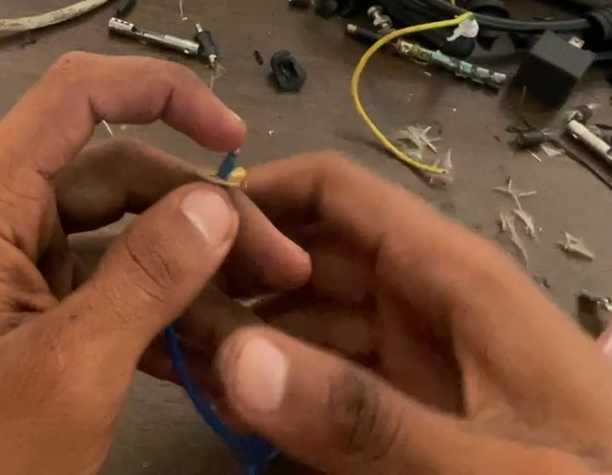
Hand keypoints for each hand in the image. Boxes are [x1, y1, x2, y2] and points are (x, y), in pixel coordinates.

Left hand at [0, 52, 308, 474]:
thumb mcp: (68, 373)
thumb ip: (145, 280)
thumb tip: (215, 202)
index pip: (76, 93)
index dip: (158, 90)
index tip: (233, 134)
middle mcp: (3, 215)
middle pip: (115, 171)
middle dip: (200, 206)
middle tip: (281, 263)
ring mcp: (17, 267)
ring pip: (121, 233)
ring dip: (190, 268)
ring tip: (262, 312)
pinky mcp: (30, 314)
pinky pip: (106, 288)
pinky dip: (158, 309)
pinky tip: (214, 351)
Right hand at [205, 153, 611, 473]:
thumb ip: (367, 422)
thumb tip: (232, 356)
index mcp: (450, 273)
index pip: (335, 189)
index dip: (257, 192)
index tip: (181, 233)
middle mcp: (423, 298)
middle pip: (309, 249)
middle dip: (235, 272)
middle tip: (161, 313)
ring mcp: (417, 358)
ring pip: (308, 314)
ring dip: (245, 330)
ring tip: (175, 359)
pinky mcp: (414, 410)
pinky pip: (327, 375)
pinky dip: (275, 384)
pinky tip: (226, 407)